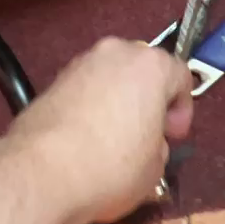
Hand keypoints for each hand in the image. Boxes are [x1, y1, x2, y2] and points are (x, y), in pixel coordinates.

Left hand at [6, 37, 194, 223]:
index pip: (181, 76)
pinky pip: (86, 87)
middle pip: (144, 70)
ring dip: (118, 99)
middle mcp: (118, 52)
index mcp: (152, 65)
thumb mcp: (156, 166)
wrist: (42, 171)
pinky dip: (91, 105)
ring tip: (113, 138)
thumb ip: (159, 144)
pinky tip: (86, 138)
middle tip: (147, 133)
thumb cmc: (112, 166)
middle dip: (148, 98)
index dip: (182, 109)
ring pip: (112, 76)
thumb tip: (147, 141)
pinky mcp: (55, 78)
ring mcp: (83, 61)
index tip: (173, 136)